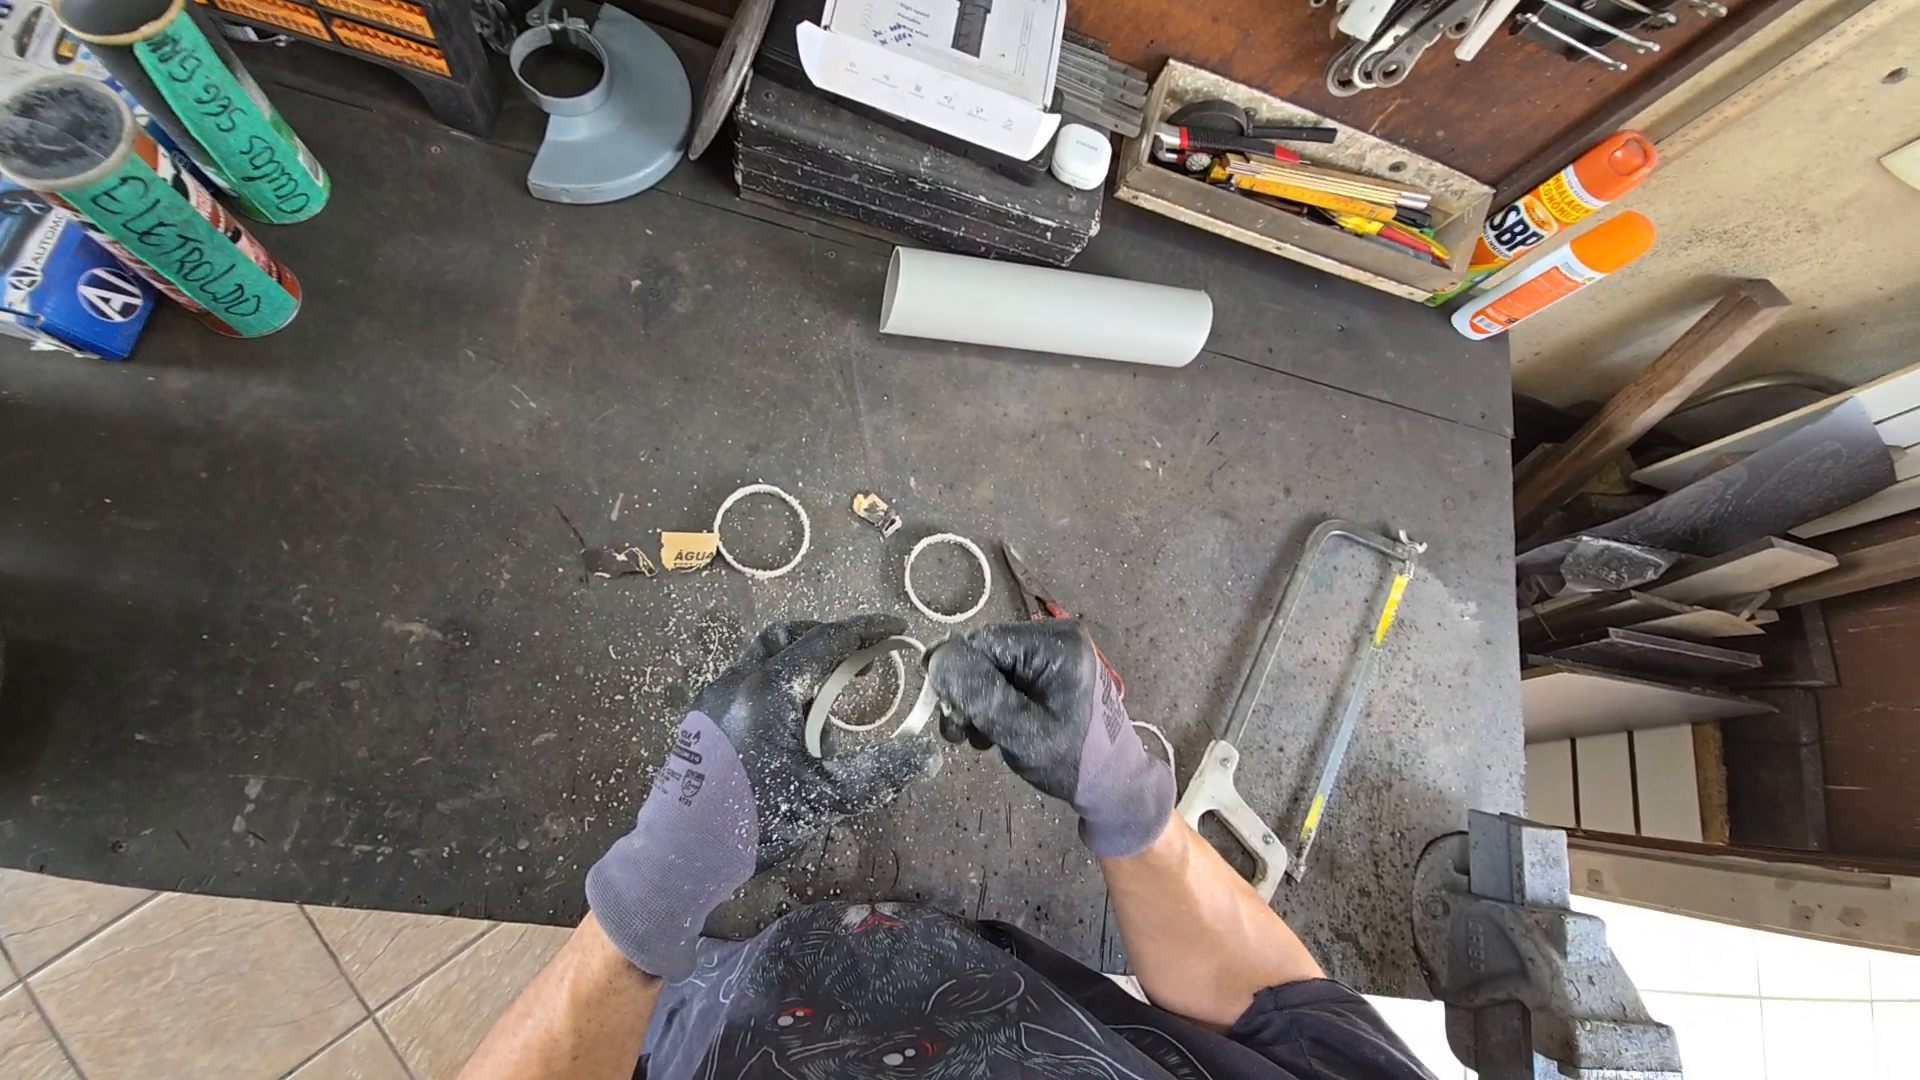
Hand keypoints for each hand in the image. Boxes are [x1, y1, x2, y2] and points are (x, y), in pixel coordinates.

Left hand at [587, 615, 941, 977]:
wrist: (676, 858)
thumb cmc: (753, 823)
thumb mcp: (827, 798)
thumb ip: (882, 772)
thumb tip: (928, 755)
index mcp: (769, 691)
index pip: (827, 642)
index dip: (866, 630)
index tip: (896, 628)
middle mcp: (738, 681)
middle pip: (791, 636)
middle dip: (831, 639)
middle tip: (863, 657)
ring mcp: (714, 696)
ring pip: (764, 654)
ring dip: (802, 658)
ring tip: (831, 689)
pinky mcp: (702, 717)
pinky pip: (748, 678)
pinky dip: (779, 678)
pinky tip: (792, 716)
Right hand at [928, 619, 1171, 857]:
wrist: (1114, 784)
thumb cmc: (1073, 762)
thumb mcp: (1021, 731)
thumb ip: (978, 692)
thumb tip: (936, 657)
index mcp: (1055, 644)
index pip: (982, 643)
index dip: (957, 676)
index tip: (949, 716)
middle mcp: (1055, 636)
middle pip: (985, 654)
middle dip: (966, 693)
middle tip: (959, 733)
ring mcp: (1053, 652)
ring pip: (990, 667)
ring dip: (975, 702)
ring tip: (976, 738)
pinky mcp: (1049, 669)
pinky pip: (1005, 676)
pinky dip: (992, 703)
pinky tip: (991, 730)